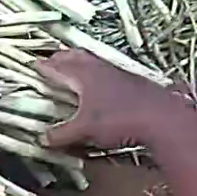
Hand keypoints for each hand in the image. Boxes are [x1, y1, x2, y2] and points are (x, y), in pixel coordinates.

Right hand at [39, 49, 196, 150]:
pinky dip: (95, 71)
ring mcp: (117, 72)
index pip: (57, 66)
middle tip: (51, 60)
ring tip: (73, 66)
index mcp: (83, 74)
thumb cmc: (119, 119)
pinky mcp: (131, 81)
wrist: (162, 117)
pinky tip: (99, 83)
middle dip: (61, 57)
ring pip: (92, 60)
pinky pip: (105, 70)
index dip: (44, 66)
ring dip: (79, 61)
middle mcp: (99, 68)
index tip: (34, 65)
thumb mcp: (85, 130)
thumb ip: (62, 134)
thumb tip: (42, 140)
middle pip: (75, 56)